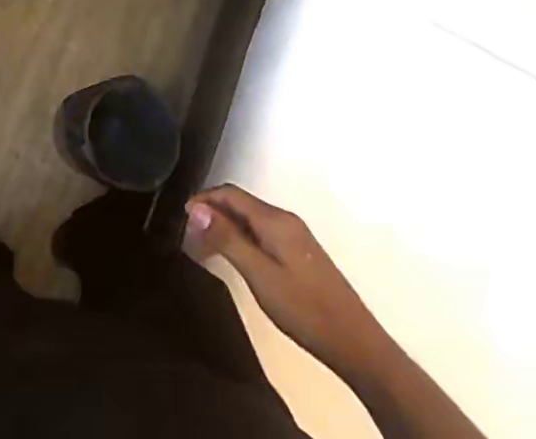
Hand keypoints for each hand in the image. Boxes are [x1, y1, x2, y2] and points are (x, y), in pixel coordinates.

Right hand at [188, 185, 487, 438]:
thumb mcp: (260, 275)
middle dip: (213, 211)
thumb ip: (228, 239)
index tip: (180, 214)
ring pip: (251, 219)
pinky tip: (233, 257)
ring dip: (226, 225)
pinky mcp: (299, 254)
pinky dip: (241, 237)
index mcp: (276, 220)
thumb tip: (197, 208)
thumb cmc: (304, 308)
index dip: (205, 199)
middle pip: (241, 203)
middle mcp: (285, 220)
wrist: (355, 342)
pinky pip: (261, 233)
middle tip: (187, 232)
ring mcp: (295, 237)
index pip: (232, 194)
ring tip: (203, 245)